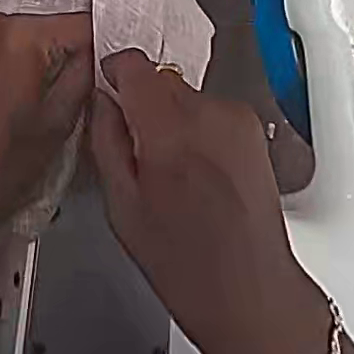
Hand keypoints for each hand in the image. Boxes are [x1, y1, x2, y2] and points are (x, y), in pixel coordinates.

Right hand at [88, 49, 334, 353]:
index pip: (135, 65)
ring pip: (185, 94)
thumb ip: (106, 140)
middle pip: (160, 79)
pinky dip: (199, 127)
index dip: (115, 71)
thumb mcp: (123, 206)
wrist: (251, 288)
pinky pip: (211, 109)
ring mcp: (234, 117)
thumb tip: (101, 101)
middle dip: (143, 103)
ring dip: (172, 117)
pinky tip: (200, 170)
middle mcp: (206, 113)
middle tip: (139, 147)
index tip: (108, 84)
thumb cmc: (186, 262)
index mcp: (168, 129)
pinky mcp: (252, 126)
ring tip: (175, 169)